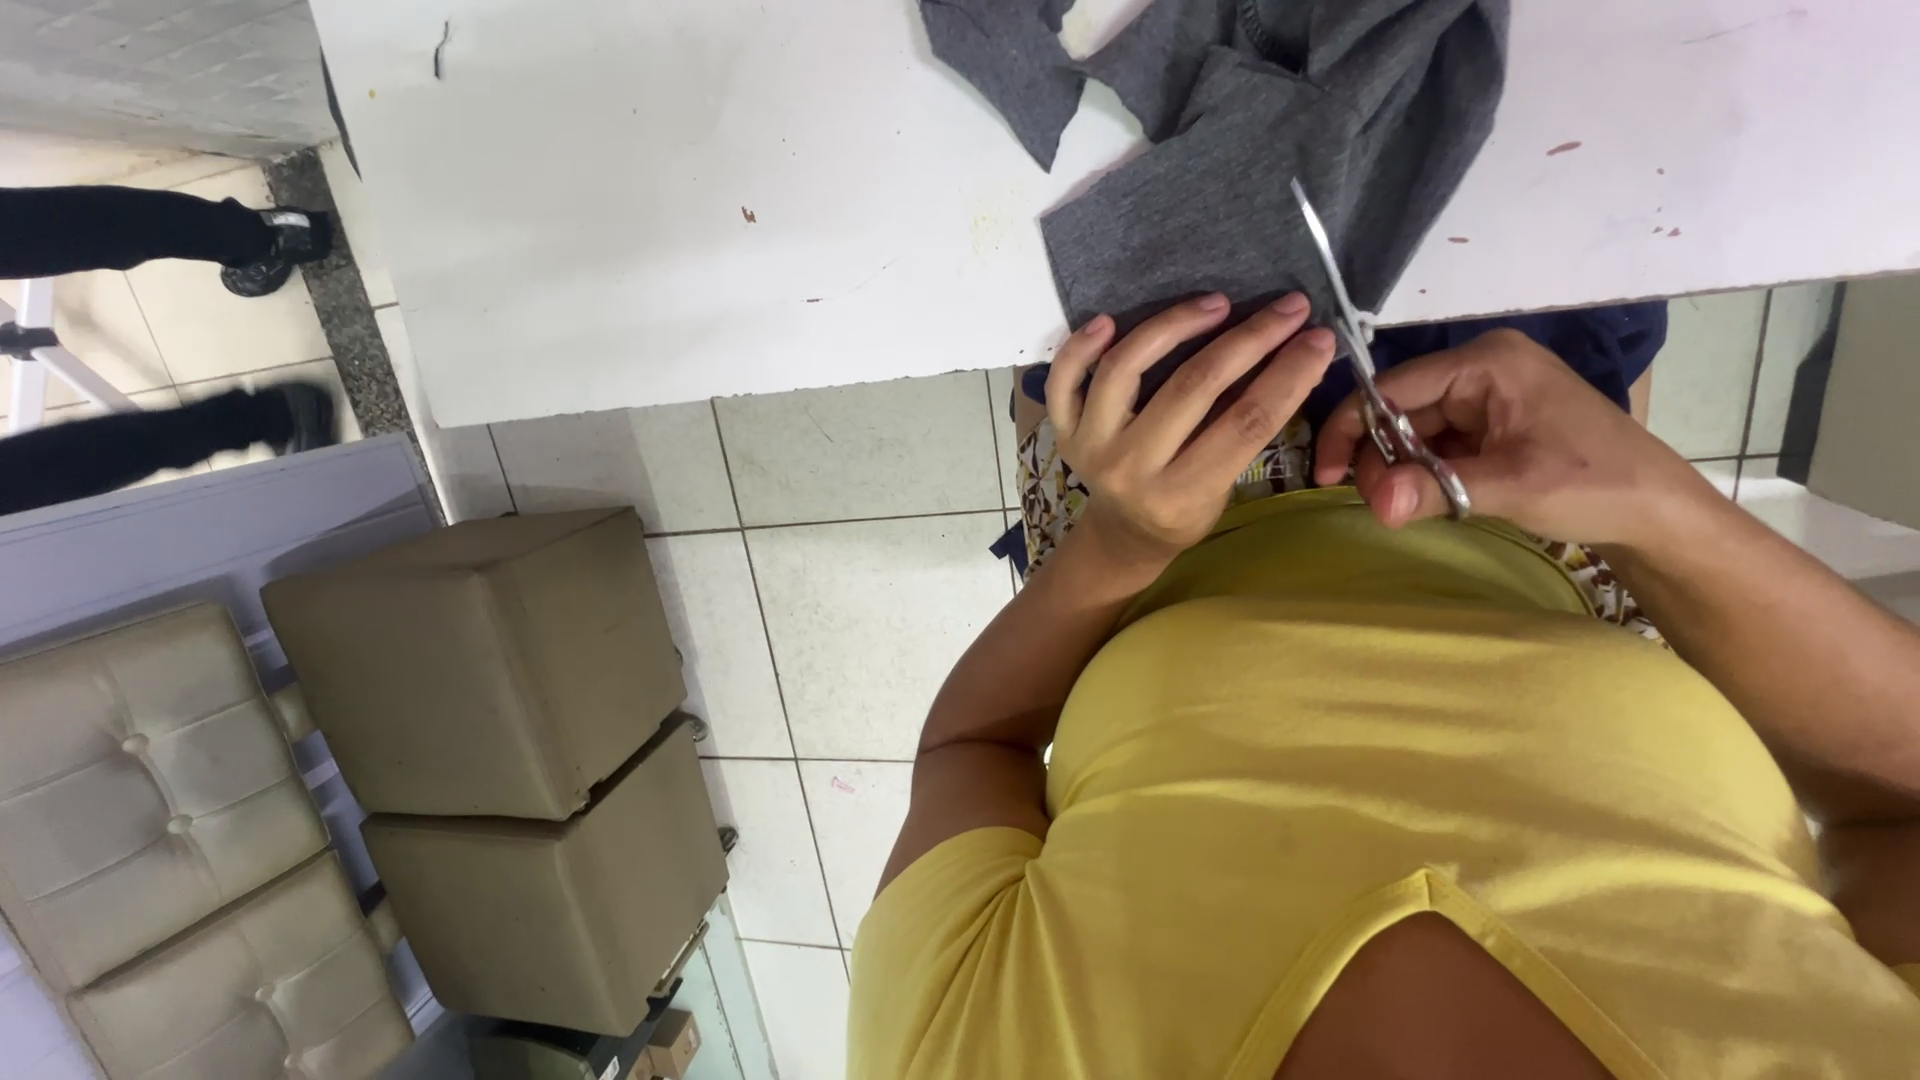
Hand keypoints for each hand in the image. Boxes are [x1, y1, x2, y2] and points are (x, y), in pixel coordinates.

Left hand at [1047, 291, 1337, 568]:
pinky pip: (1064, 382)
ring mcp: (1091, 447)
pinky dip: (1079, 348)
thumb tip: (1293, 355)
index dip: (1287, 375)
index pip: (1243, 423)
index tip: (1319, 337)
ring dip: (1173, 326)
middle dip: (1249, 340)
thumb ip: (1243, 429)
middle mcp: (1131, 469)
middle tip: (1286, 308)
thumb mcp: (1222, 486)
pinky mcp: (1063, 431)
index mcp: (1181, 493)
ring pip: (1126, 370)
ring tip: (1215, 303)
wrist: (1123, 533)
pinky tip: (1109, 320)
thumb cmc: (1184, 510)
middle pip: (1192, 388)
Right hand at [1311, 328, 1717, 548]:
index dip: (1349, 431)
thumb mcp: (1512, 486)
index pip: (1390, 389)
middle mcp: (1477, 369)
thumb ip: (1438, 489)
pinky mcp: (1485, 423)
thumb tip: (1375, 504)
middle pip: (1394, 409)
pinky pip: (1430, 443)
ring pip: (1408, 430)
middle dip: (1375, 456)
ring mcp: (1481, 396)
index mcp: (1486, 363)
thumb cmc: (1597, 484)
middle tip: (1376, 503)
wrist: (1657, 513)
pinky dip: (1417, 471)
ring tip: (1399, 505)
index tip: (1326, 477)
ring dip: (1395, 468)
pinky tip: (1418, 496)